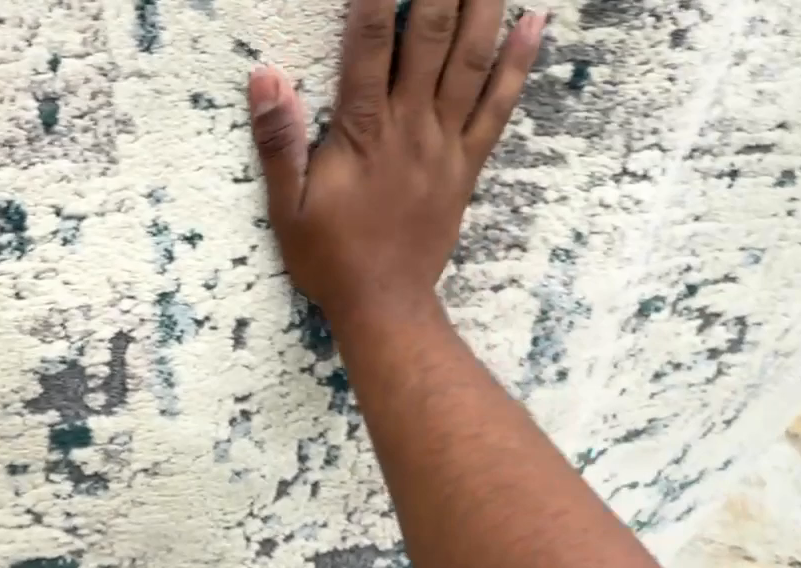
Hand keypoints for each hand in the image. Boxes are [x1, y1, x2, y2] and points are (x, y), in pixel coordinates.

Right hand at [248, 0, 545, 330]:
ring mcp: (444, 144)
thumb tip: (265, 79)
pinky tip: (536, 22)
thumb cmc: (329, 260)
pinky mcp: (466, 167)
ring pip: (471, 58)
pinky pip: (498, 108)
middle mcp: (410, 126)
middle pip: (430, 34)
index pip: (368, 41)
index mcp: (363, 132)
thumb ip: (277, 144)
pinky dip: (519, 64)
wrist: (383, 305)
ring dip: (484, 1)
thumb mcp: (286, 210)